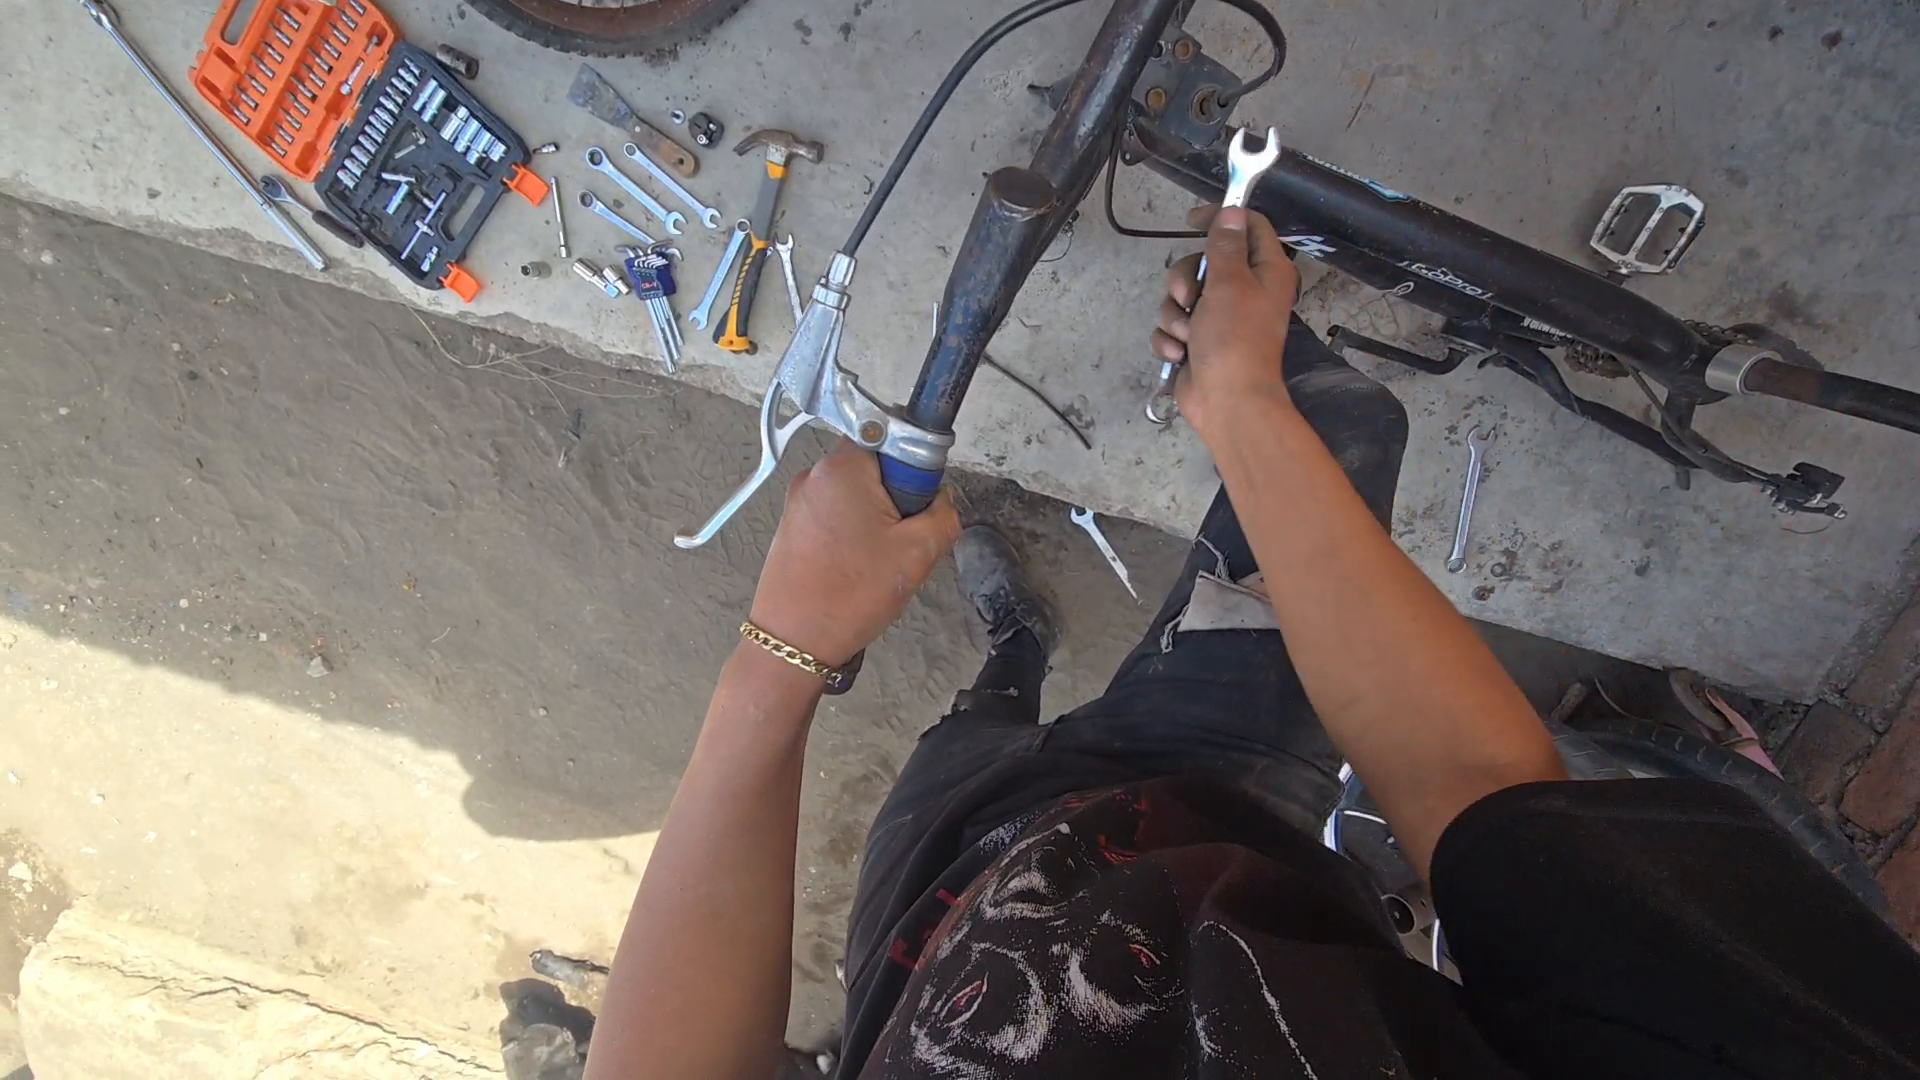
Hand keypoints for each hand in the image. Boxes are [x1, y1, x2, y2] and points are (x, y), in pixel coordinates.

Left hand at [749, 441, 960, 667]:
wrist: (793, 643)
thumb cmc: (851, 594)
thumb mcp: (918, 553)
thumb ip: (944, 513)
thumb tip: (941, 499)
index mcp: (842, 467)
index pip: (891, 437)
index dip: (913, 468)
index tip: (917, 504)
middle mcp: (813, 475)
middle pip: (873, 467)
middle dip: (896, 498)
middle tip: (901, 541)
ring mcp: (797, 502)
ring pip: (855, 495)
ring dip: (875, 520)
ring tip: (876, 561)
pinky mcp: (791, 528)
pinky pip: (835, 517)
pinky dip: (852, 535)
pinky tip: (855, 569)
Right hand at [1150, 205, 1300, 440]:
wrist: (1226, 400)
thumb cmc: (1234, 339)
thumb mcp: (1229, 283)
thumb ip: (1225, 245)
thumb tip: (1231, 212)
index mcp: (1264, 271)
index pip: (1247, 227)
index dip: (1221, 217)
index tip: (1191, 219)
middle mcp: (1243, 291)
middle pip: (1203, 263)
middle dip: (1185, 280)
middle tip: (1190, 297)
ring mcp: (1217, 319)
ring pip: (1181, 297)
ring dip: (1176, 315)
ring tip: (1188, 335)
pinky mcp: (1196, 342)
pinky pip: (1172, 327)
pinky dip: (1171, 340)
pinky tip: (1181, 353)